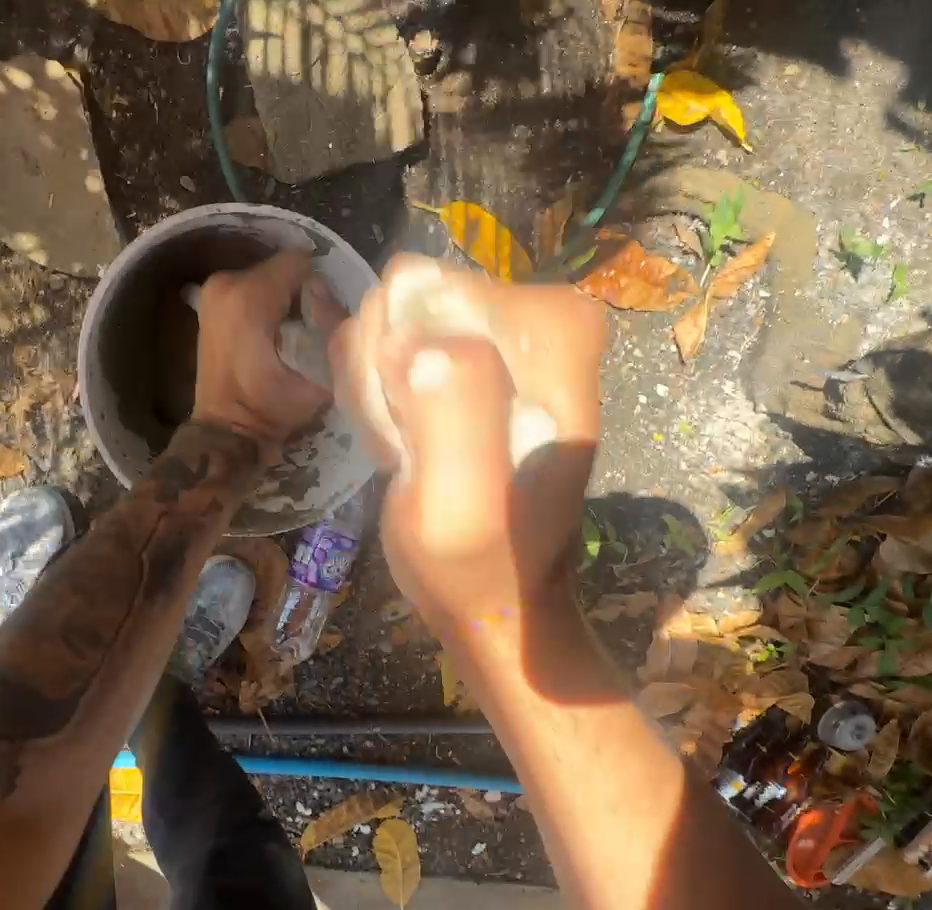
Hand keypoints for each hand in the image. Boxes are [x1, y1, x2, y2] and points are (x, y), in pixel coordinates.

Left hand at [192, 250, 338, 451]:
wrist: (226, 429)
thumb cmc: (270, 409)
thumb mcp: (318, 380)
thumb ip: (334, 334)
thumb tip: (339, 303)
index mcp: (249, 298)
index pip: (300, 262)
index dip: (320, 285)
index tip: (323, 315)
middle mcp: (227, 283)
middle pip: (281, 268)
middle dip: (301, 291)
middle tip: (308, 326)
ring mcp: (214, 290)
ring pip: (266, 276)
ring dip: (283, 297)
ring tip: (289, 332)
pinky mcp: (210, 301)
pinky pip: (249, 287)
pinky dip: (265, 302)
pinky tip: (271, 332)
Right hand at [329, 256, 607, 634]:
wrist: (493, 597)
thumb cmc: (476, 564)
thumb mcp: (462, 507)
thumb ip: (451, 411)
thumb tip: (414, 329)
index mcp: (553, 333)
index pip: (418, 290)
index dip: (388, 365)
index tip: (408, 436)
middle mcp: (538, 315)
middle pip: (404, 300)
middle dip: (382, 379)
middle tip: (408, 450)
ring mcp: (504, 334)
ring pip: (390, 324)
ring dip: (378, 394)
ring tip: (411, 453)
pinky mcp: (477, 355)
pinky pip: (392, 345)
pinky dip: (382, 397)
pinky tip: (408, 443)